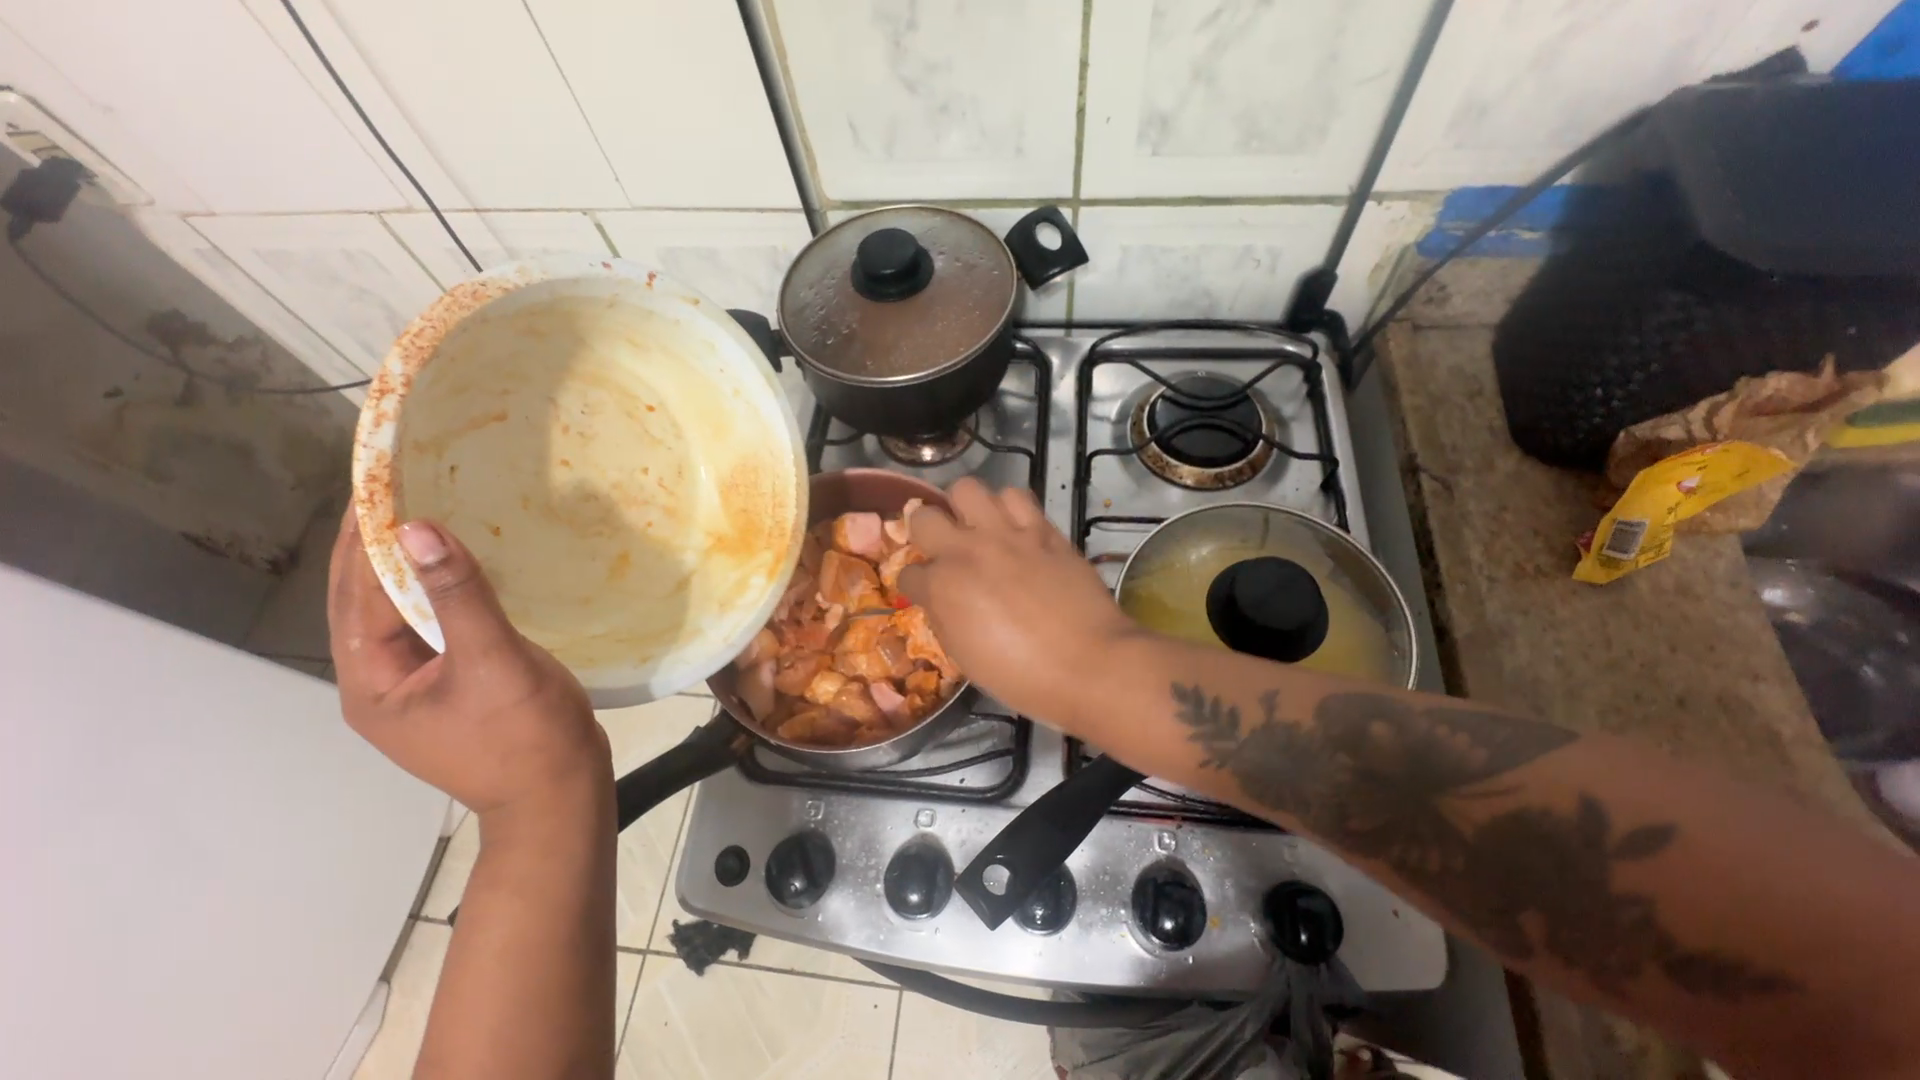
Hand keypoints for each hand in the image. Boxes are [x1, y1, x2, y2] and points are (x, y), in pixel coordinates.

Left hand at [327, 511, 609, 818]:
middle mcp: (379, 686)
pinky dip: (435, 594)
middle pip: (366, 603)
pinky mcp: (448, 691)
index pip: (358, 595)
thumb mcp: (493, 663)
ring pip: (398, 616)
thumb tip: (418, 529)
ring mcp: (413, 691)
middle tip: (393, 487)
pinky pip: (429, 630)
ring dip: (405, 568)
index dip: (366, 538)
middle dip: (375, 547)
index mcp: (372, 684)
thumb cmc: (525, 736)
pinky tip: (456, 570)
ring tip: (422, 515)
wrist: (559, 796)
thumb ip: (458, 596)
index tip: (379, 485)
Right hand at [898, 479, 1143, 732]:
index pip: (908, 574)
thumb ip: (945, 621)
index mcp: (942, 588)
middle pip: (925, 516)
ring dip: (966, 508)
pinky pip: (1017, 496)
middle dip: (925, 532)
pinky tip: (1014, 526)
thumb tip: (940, 602)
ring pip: (968, 489)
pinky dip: (1009, 507)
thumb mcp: (966, 658)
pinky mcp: (1044, 530)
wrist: (1089, 664)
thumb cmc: (1023, 677)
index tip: (926, 592)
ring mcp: (1007, 535)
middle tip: (942, 548)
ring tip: (978, 527)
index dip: (915, 584)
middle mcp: (967, 551)